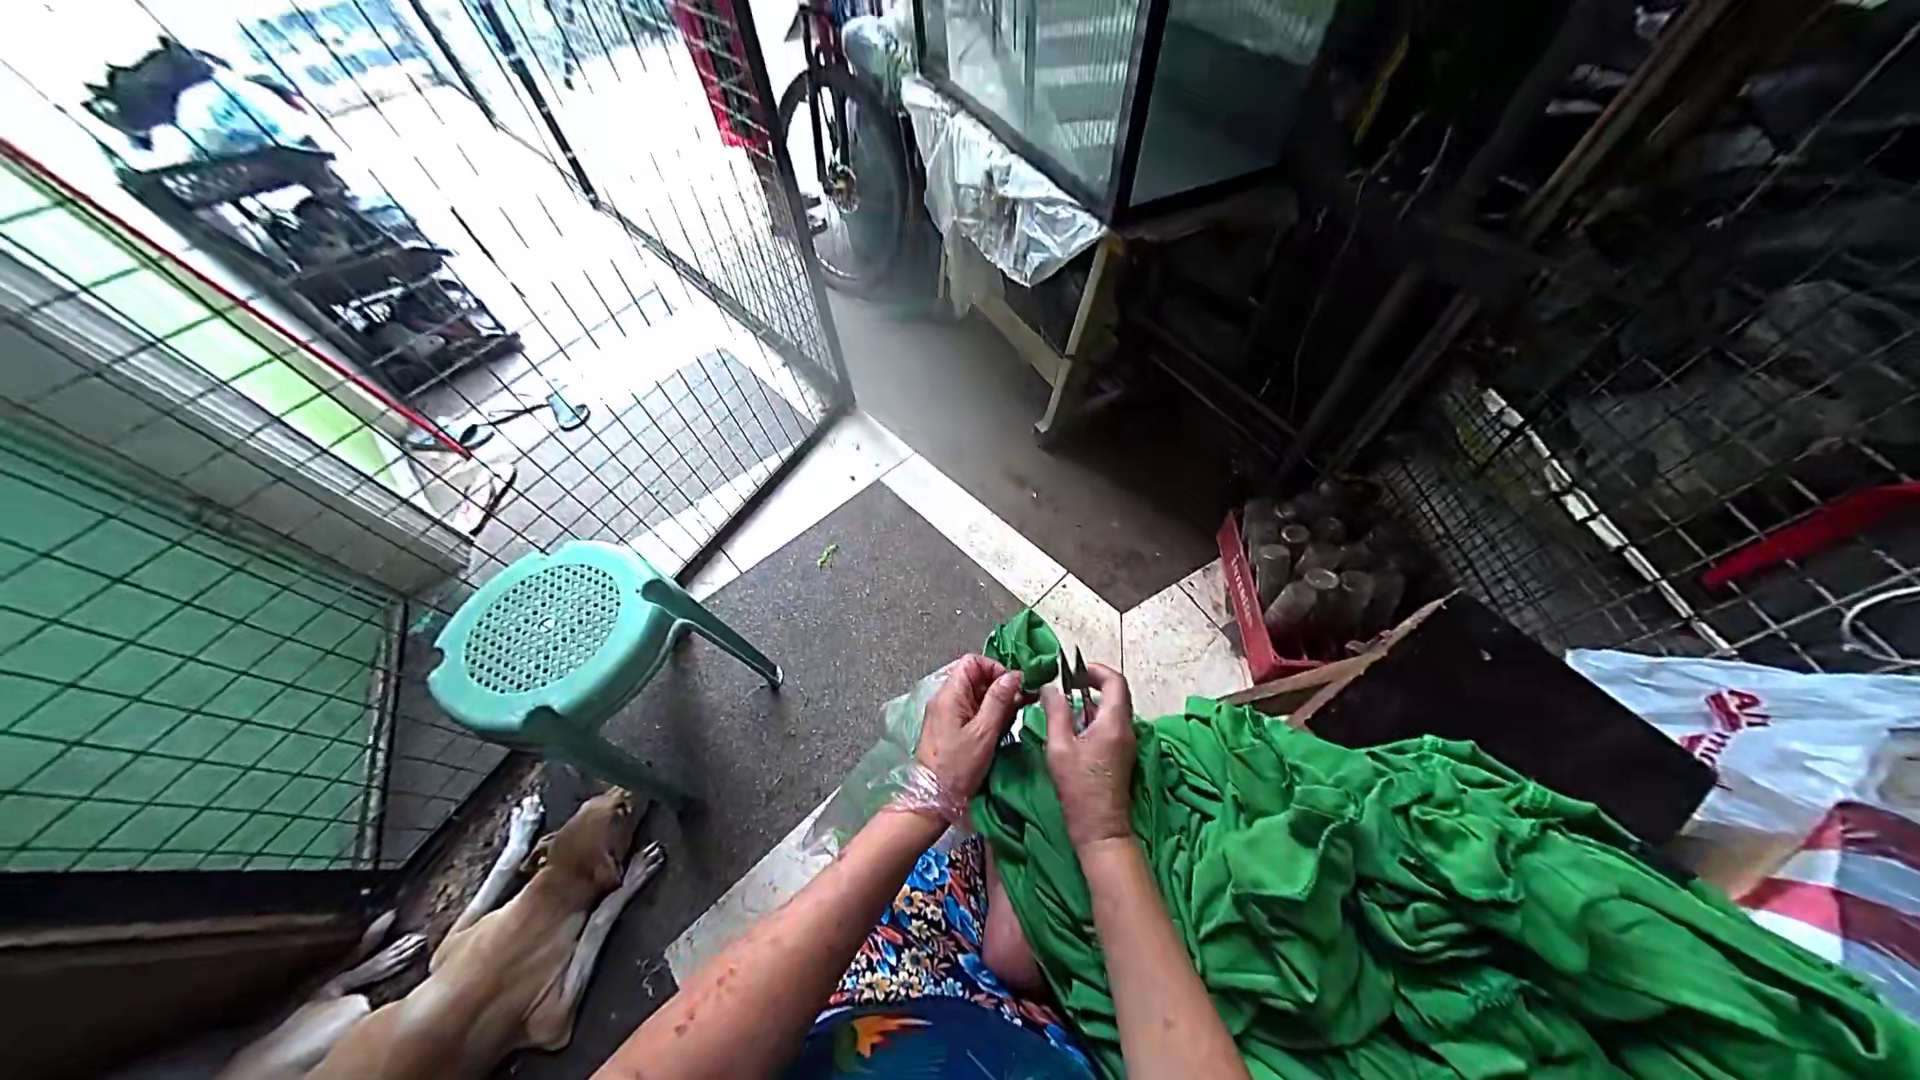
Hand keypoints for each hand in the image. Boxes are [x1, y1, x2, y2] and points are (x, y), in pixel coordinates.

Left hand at [916, 654, 1022, 800]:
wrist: (932, 799)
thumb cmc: (957, 766)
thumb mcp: (983, 732)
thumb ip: (999, 701)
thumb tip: (1014, 675)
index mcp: (950, 694)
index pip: (972, 661)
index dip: (994, 667)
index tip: (1012, 685)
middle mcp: (945, 698)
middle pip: (975, 676)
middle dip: (999, 685)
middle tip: (1019, 701)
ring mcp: (947, 713)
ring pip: (975, 694)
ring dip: (996, 700)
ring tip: (1014, 714)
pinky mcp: (950, 727)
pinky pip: (971, 709)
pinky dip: (988, 713)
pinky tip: (1001, 725)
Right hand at [1043, 663, 1136, 851]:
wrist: (1101, 830)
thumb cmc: (1079, 789)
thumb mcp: (1060, 747)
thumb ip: (1056, 712)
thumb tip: (1052, 688)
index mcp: (1114, 723)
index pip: (1115, 681)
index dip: (1095, 670)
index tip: (1073, 673)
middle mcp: (1126, 730)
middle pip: (1115, 694)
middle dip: (1090, 685)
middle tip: (1064, 688)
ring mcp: (1126, 743)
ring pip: (1111, 710)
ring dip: (1089, 704)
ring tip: (1063, 712)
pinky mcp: (1122, 755)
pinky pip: (1110, 726)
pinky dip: (1092, 720)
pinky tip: (1072, 733)